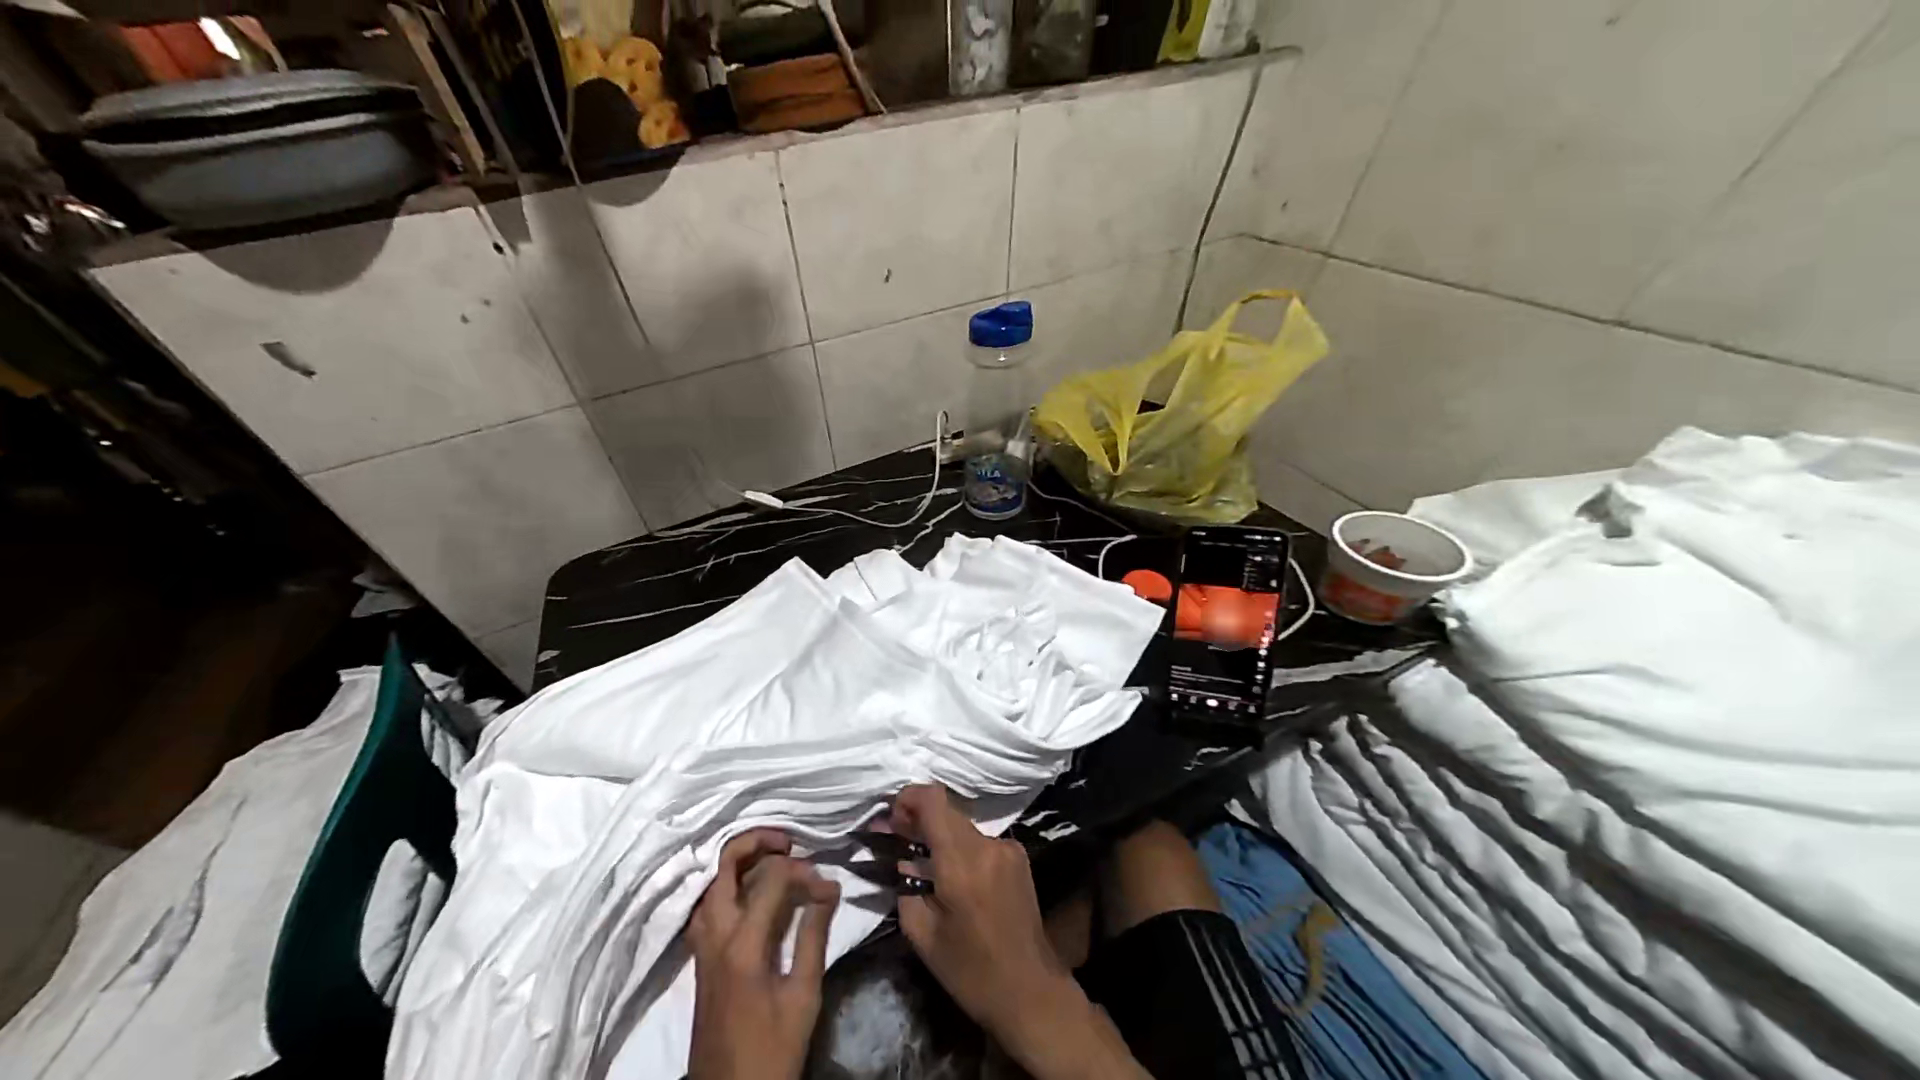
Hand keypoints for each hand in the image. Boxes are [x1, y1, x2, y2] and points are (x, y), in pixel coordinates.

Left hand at [686, 829, 840, 1079]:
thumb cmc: (772, 1049)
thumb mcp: (804, 996)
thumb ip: (813, 935)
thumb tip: (829, 888)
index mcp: (743, 945)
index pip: (772, 879)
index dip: (803, 872)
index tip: (828, 887)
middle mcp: (715, 936)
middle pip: (725, 866)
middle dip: (757, 843)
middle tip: (790, 843)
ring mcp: (702, 946)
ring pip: (713, 882)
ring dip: (740, 862)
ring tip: (775, 860)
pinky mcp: (700, 958)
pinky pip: (709, 904)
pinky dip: (729, 885)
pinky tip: (751, 892)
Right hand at [891, 787, 1148, 1079]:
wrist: (1030, 990)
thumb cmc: (970, 970)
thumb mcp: (923, 934)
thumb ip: (906, 885)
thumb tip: (903, 856)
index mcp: (962, 862)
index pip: (933, 800)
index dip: (908, 799)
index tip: (893, 822)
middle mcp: (988, 845)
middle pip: (947, 811)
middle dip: (920, 820)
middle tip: (901, 842)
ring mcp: (1008, 849)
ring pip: (964, 827)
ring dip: (942, 838)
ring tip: (929, 868)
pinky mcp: (1019, 858)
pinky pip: (981, 842)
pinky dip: (963, 851)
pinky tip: (958, 881)